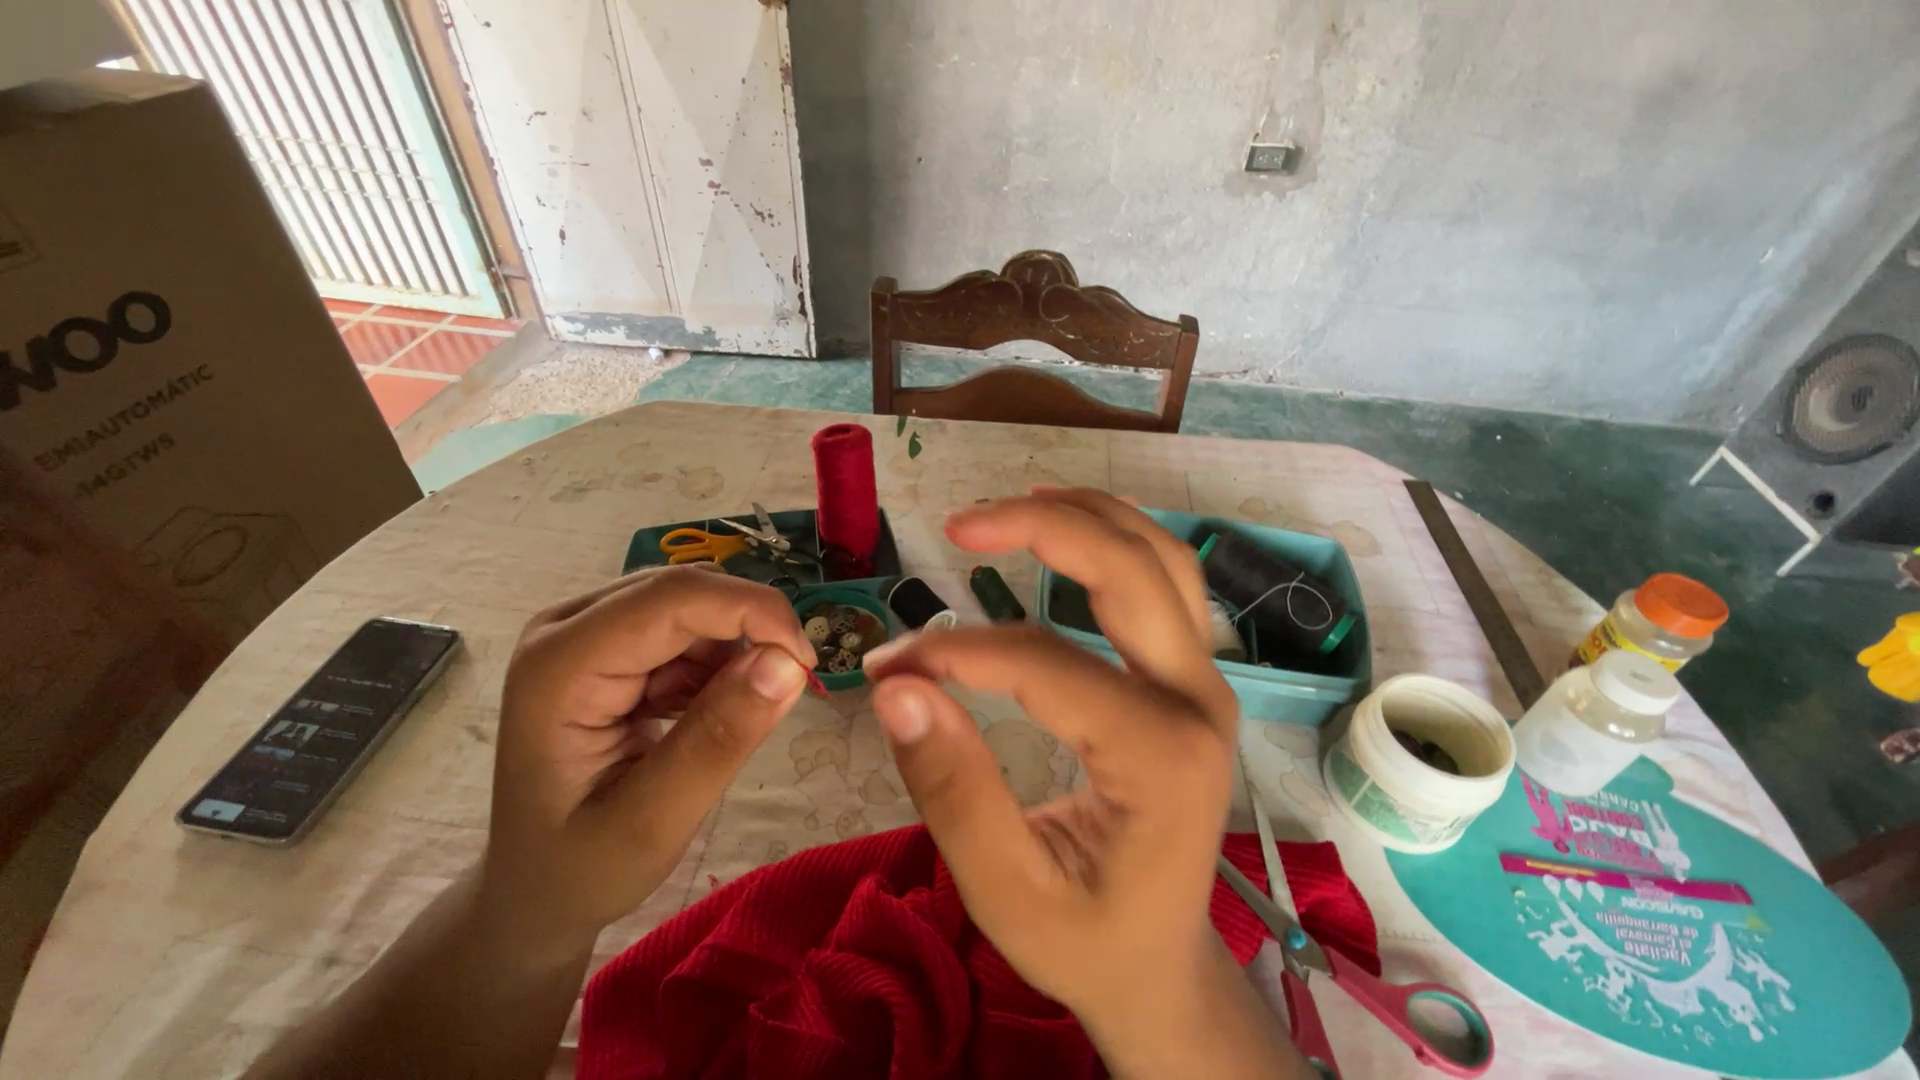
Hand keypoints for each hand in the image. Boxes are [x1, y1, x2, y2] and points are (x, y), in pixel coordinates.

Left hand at [479, 564, 814, 948]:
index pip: (672, 598)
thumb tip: (789, 664)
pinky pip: (680, 628)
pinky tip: (699, 716)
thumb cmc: (582, 868)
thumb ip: (719, 739)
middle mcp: (566, 628)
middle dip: (747, 630)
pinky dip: (712, 665)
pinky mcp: (604, 645)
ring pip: (689, 605)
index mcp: (560, 666)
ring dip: (729, 653)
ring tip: (721, 726)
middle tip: (784, 693)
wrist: (532, 888)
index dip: (751, 611)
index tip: (806, 663)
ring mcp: (583, 632)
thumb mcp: (656, 821)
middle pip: (682, 592)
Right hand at [863, 491, 1295, 1073]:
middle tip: (956, 524)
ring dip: (1084, 517)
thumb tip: (897, 690)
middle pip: (1131, 569)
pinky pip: (1164, 581)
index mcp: (1160, 755)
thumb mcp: (1007, 891)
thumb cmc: (1086, 939)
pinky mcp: (1192, 679)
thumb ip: (954, 790)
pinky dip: (1112, 539)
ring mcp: (1205, 682)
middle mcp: (1199, 700)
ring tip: (1004, 508)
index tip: (888, 669)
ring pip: (1159, 556)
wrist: (1160, 963)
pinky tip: (1062, 529)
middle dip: (1040, 527)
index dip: (957, 651)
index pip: (1045, 663)